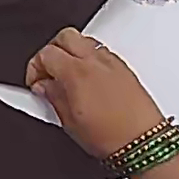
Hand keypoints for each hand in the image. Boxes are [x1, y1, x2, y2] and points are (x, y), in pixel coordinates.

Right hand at [24, 28, 165, 160]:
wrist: (143, 142)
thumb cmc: (112, 136)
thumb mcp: (70, 121)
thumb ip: (52, 97)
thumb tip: (43, 87)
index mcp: (77, 72)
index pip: (46, 54)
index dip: (35, 68)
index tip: (35, 83)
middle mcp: (95, 61)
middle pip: (64, 37)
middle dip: (51, 51)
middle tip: (48, 73)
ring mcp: (112, 62)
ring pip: (83, 40)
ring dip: (71, 53)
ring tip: (67, 77)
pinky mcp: (124, 68)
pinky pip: (100, 52)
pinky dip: (89, 59)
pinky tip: (86, 80)